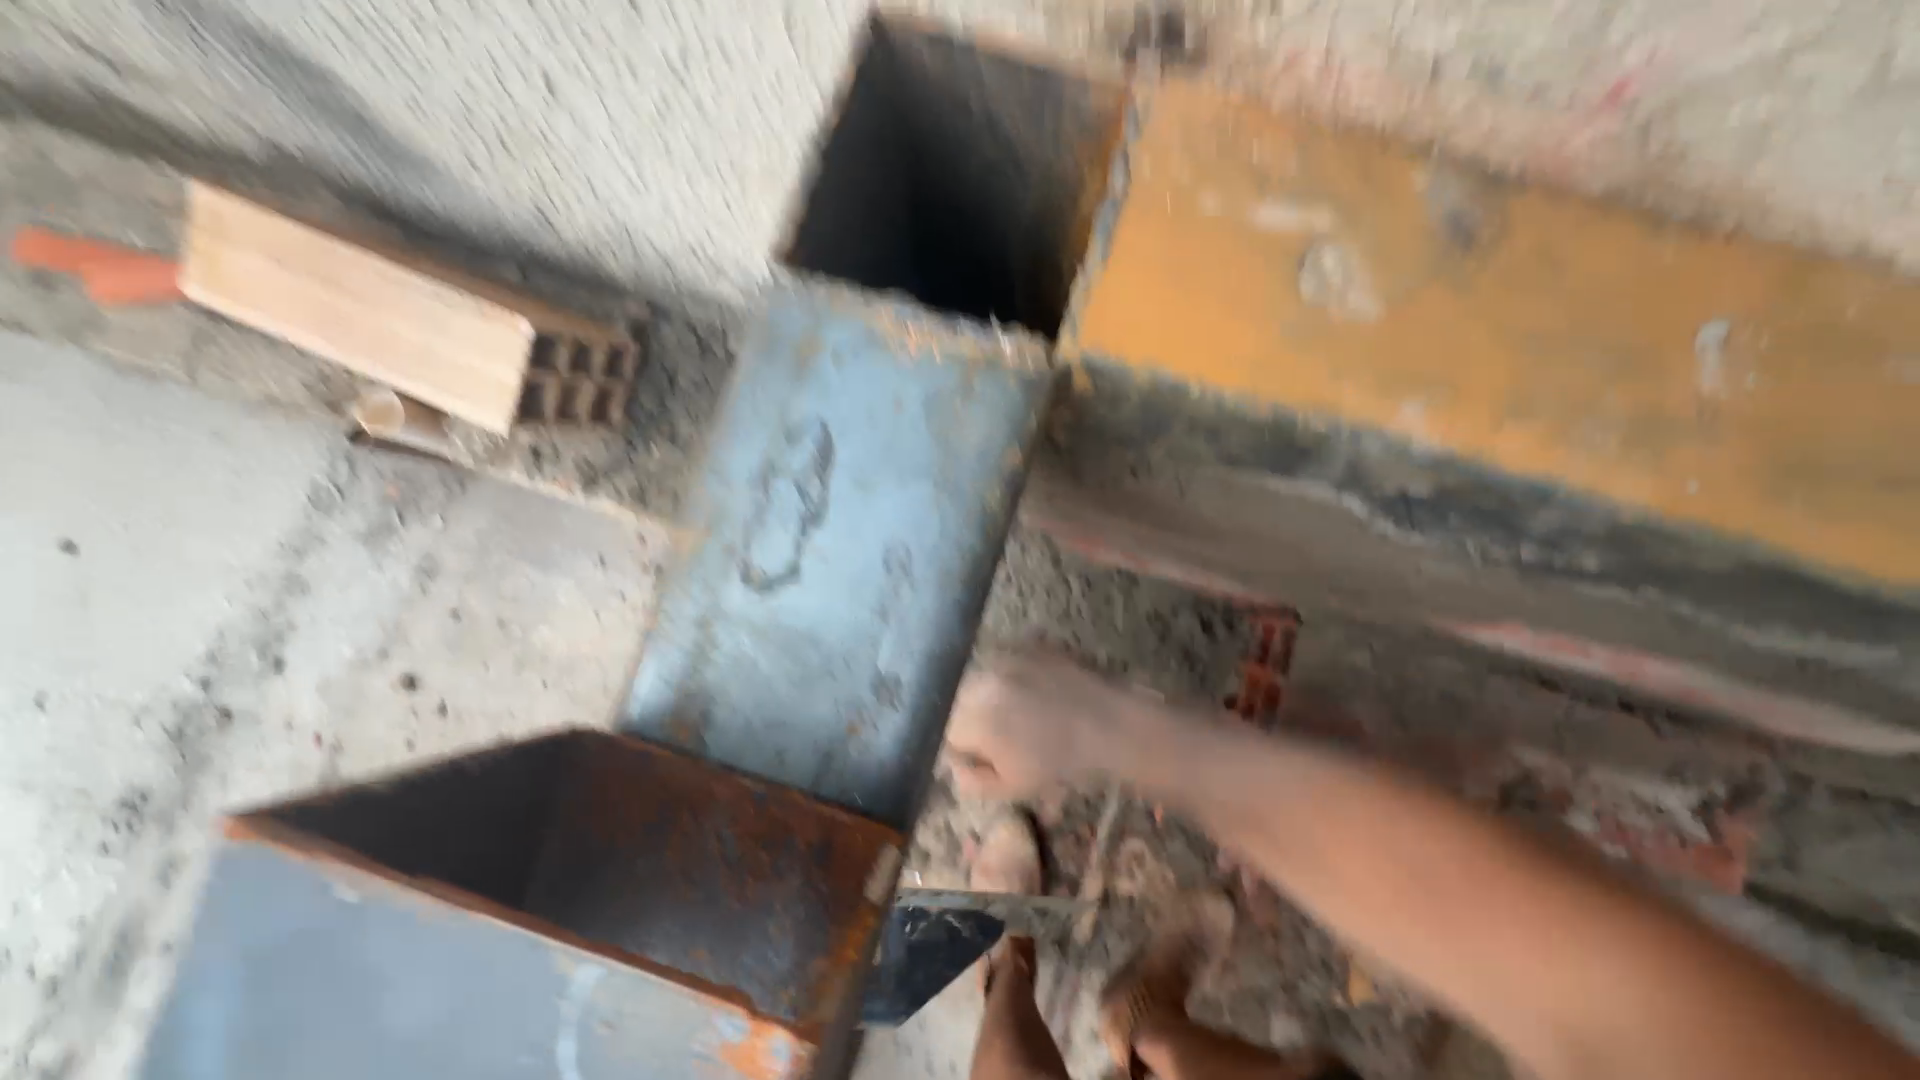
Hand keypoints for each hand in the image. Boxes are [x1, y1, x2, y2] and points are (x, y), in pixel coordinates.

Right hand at [942, 649, 1153, 799]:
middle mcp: (982, 678)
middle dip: (972, 718)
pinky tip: (1037, 692)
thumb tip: (955, 765)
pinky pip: (1007, 658)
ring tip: (1024, 712)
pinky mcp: (1029, 641)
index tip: (986, 756)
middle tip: (1004, 735)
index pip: (945, 731)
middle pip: (958, 699)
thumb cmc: (1062, 762)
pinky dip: (1013, 674)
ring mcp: (1006, 654)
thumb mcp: (1013, 787)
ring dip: (991, 693)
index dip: (963, 748)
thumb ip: (972, 780)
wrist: (1113, 724)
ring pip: (981, 677)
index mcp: (973, 716)